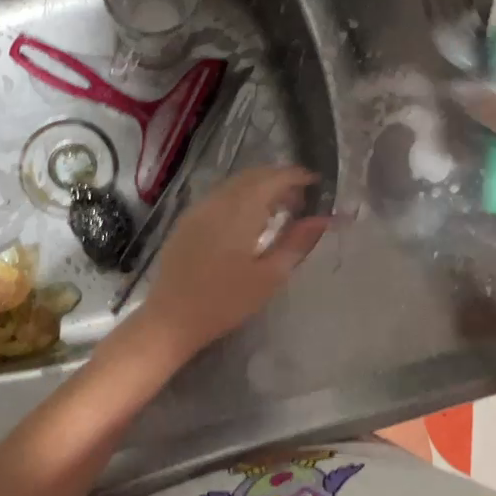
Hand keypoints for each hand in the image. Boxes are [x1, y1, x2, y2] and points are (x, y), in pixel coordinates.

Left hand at [137, 166, 331, 355]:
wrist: (172, 318)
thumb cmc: (226, 301)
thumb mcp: (269, 275)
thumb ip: (297, 242)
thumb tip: (323, 218)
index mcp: (240, 211)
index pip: (273, 178)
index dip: (297, 176)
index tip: (316, 184)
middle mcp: (217, 202)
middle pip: (252, 176)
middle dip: (278, 180)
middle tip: (300, 200)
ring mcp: (197, 210)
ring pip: (233, 185)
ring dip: (258, 189)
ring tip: (277, 212)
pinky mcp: (186, 223)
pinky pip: (218, 198)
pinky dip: (238, 199)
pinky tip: (246, 223)